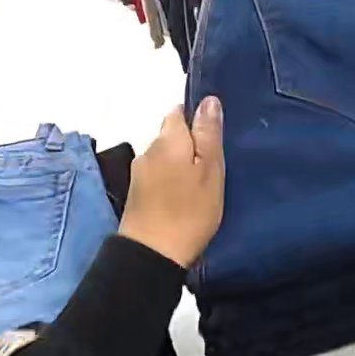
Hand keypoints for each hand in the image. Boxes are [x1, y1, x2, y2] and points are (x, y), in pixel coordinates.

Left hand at [118, 97, 224, 266]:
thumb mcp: (210, 169)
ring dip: (182, 162)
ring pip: (166, 155)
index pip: (179, 112)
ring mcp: (140, 173)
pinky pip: (160, 174)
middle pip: (171, 134)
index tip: (216, 136)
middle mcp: (148, 150)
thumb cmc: (190, 210)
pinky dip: (173, 178)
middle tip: (215, 162)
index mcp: (168, 139)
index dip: (198, 118)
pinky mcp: (138, 193)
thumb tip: (209, 100)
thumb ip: (208, 133)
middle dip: (191, 142)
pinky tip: (187, 194)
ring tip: (203, 181)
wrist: (152, 255)